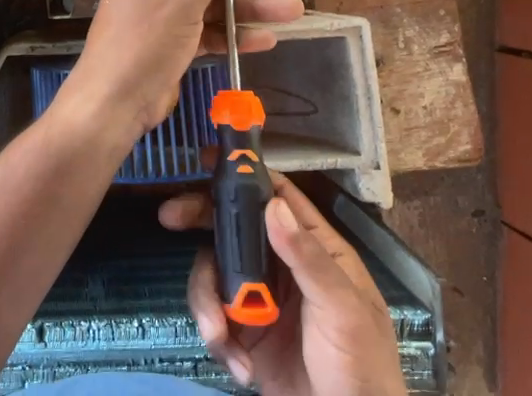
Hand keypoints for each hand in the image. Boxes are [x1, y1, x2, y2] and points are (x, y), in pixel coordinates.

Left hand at [56, 0, 302, 145]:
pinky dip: (234, 35)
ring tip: (293, 11)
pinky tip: (267, 39)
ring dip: (251, 9)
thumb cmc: (144, 41)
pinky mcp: (173, 42)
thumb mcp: (181, 0)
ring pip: (214, 5)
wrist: (115, 101)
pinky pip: (209, 31)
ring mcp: (164, 14)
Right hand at [160, 174, 407, 395]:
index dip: (242, 173)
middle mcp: (281, 264)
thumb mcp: (343, 310)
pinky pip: (213, 318)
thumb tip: (272, 203)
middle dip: (198, 220)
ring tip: (219, 339)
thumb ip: (308, 257)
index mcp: (313, 248)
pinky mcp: (243, 334)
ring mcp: (259, 298)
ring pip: (213, 273)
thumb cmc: (362, 365)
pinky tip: (241, 370)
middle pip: (231, 226)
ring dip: (208, 304)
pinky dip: (218, 341)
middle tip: (169, 217)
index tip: (203, 161)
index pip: (275, 195)